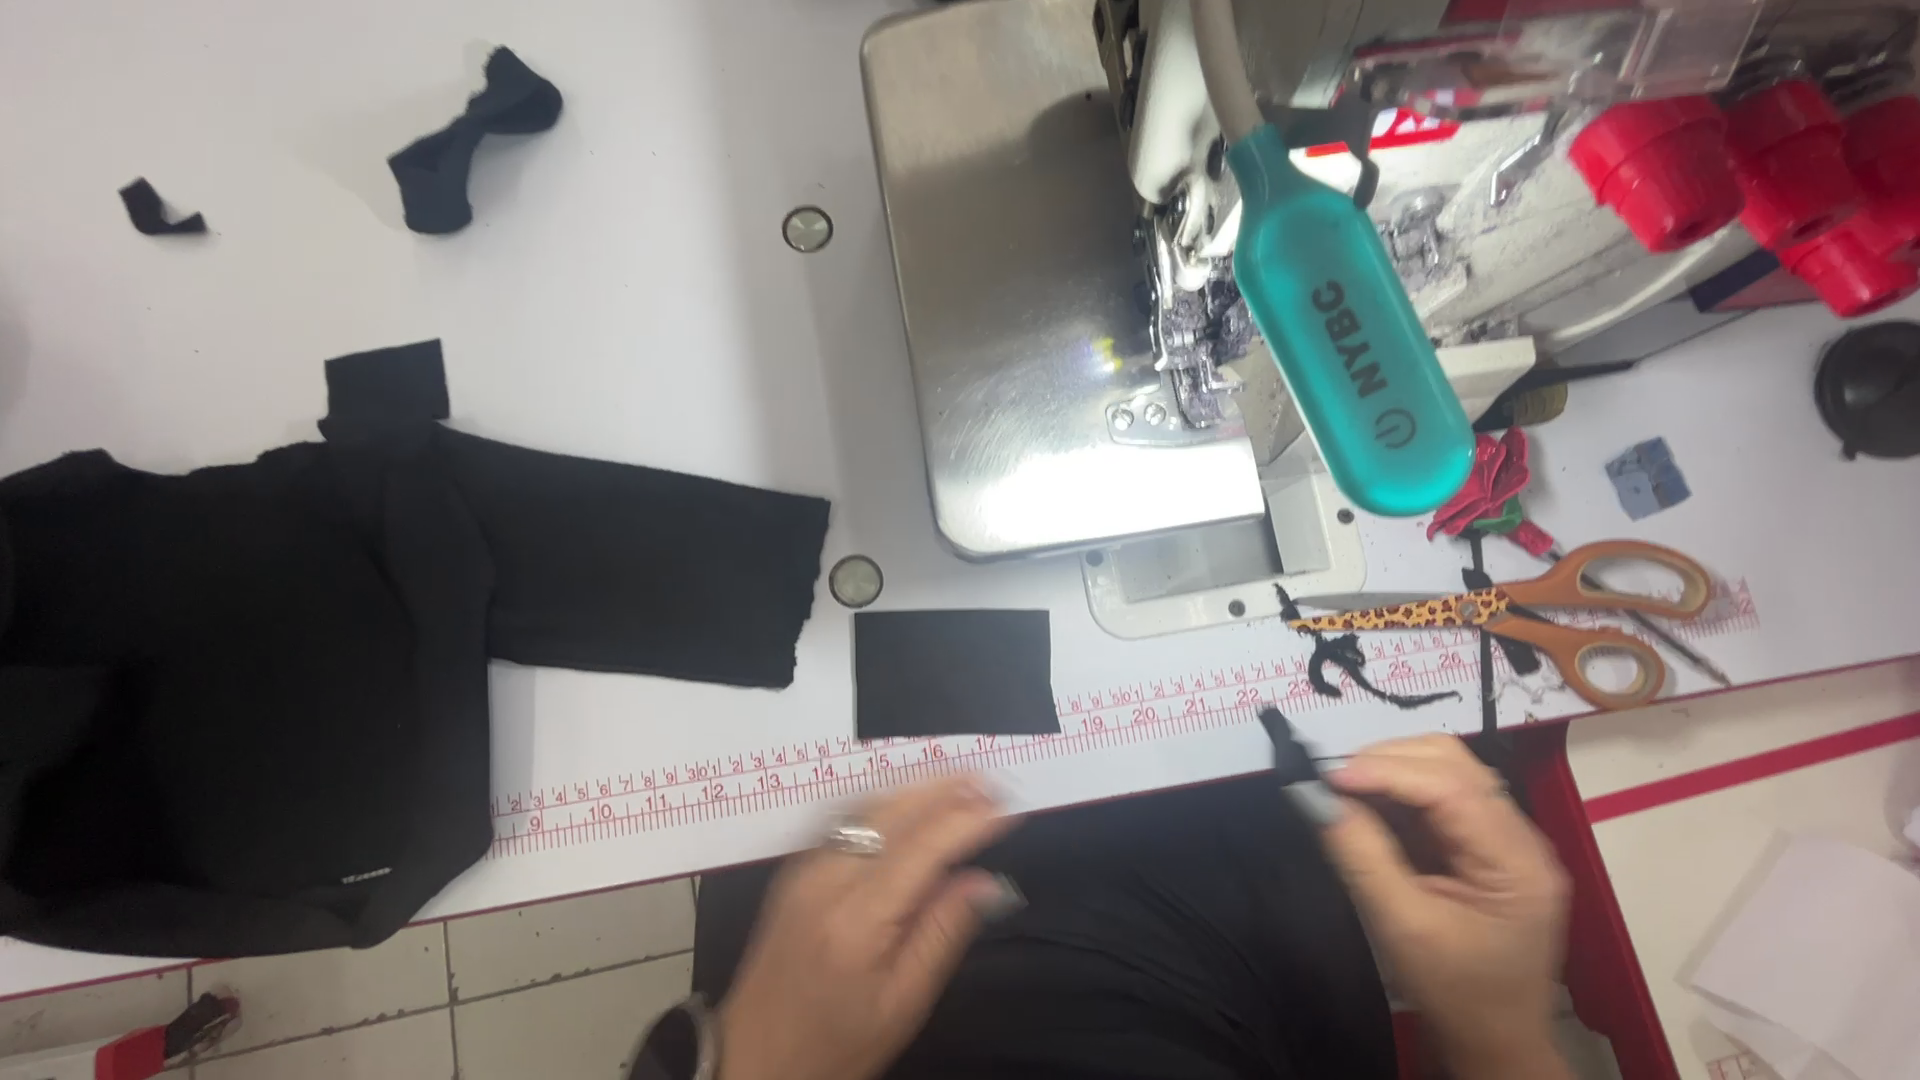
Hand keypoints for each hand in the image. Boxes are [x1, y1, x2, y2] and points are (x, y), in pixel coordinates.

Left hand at [717, 775, 1021, 1079]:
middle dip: (947, 789)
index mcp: (857, 920)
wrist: (750, 1059)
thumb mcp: (903, 1004)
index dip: (969, 822)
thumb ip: (944, 933)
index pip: (923, 848)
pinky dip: (889, 799)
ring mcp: (805, 867)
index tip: (1008, 808)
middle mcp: (826, 879)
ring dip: (919, 787)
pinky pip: (848, 818)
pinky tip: (914, 798)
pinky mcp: (796, 867)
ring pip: (868, 806)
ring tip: (964, 782)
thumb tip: (988, 882)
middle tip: (992, 781)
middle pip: (894, 812)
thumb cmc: (835, 1046)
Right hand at [1319, 736, 1571, 1077]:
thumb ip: (1360, 854)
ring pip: (1443, 766)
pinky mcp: (1477, 840)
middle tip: (1333, 782)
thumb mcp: (1400, 925)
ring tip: (1346, 790)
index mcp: (1516, 861)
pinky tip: (1365, 802)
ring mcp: (1501, 835)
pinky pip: (1433, 791)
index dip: (1386, 770)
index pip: (1451, 787)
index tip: (1329, 777)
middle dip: (1386, 760)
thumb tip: (1315, 796)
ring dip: (1389, 767)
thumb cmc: (1454, 991)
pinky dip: (1393, 786)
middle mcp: (1518, 836)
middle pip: (1452, 762)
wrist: (1493, 1040)